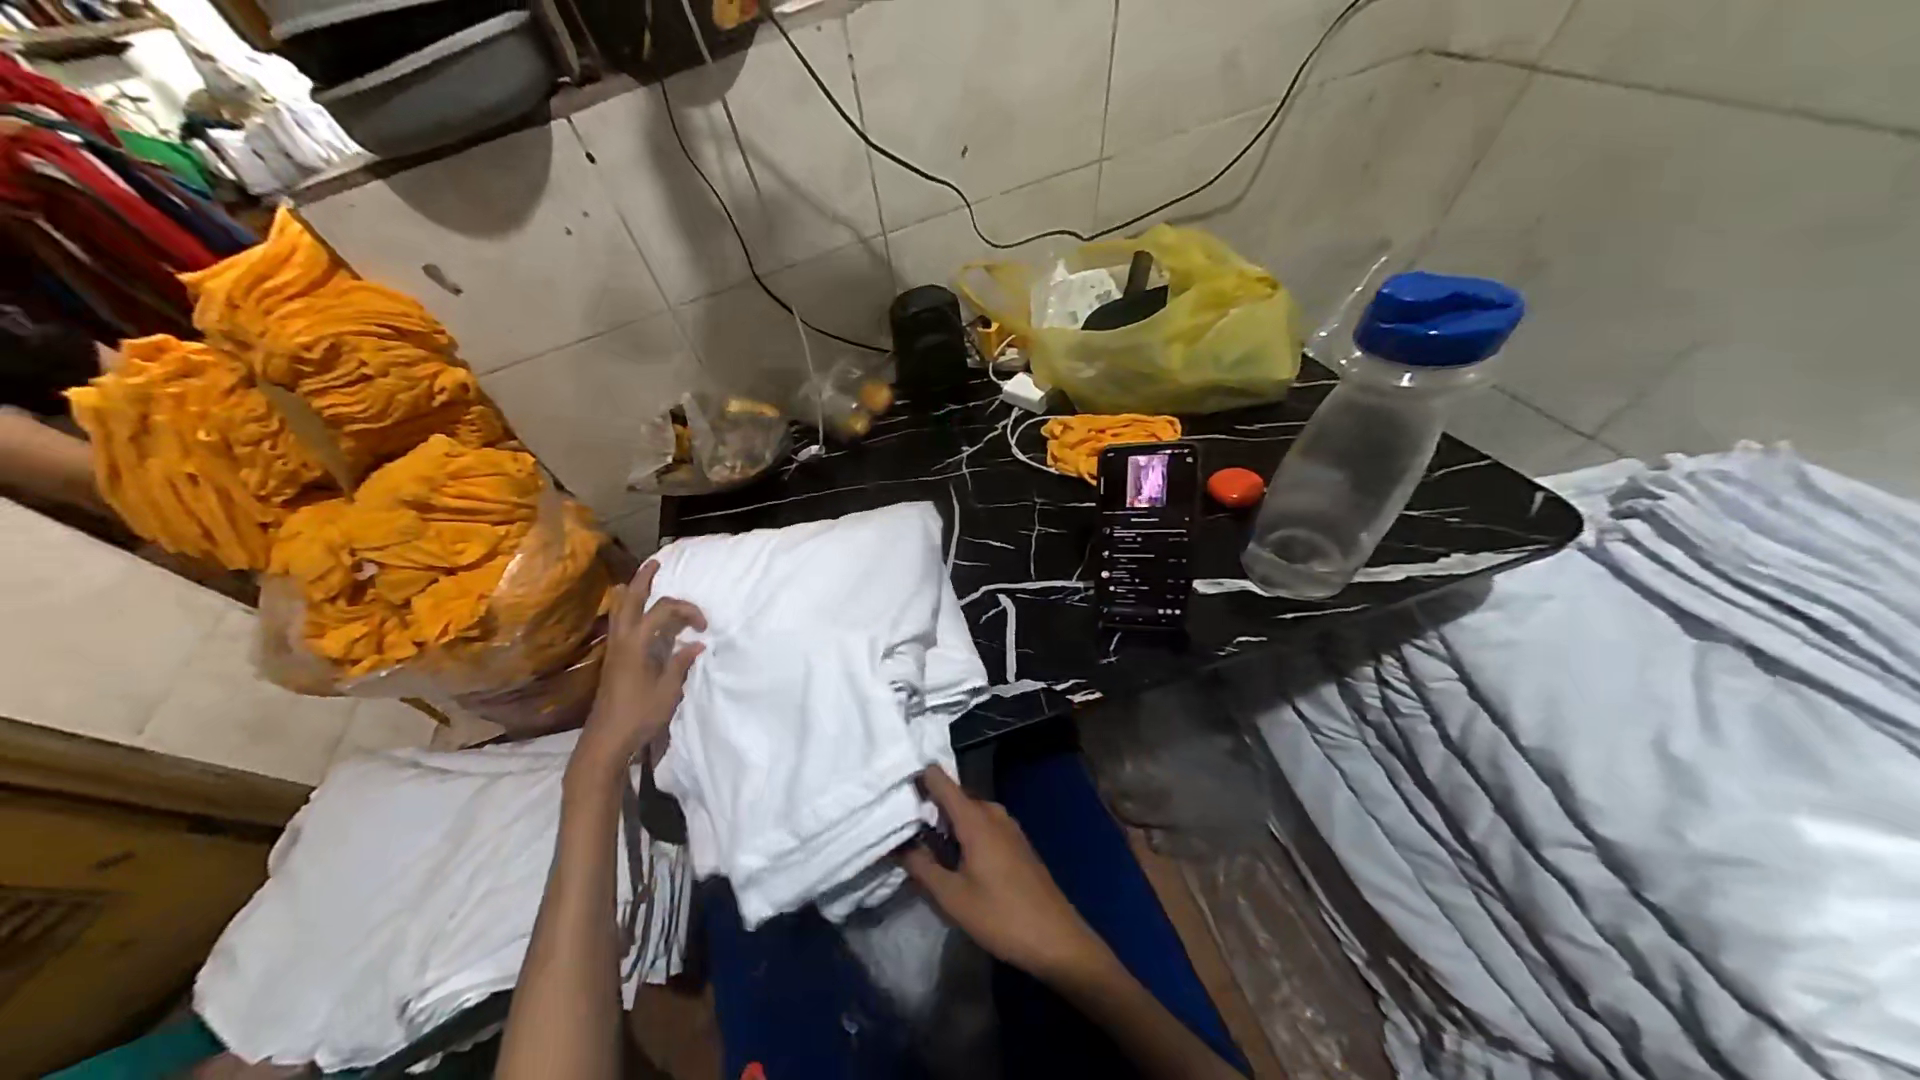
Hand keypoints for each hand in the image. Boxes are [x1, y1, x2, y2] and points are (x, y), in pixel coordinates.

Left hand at [573, 561, 704, 778]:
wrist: (606, 740)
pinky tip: (632, 612)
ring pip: (619, 611)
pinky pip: (617, 623)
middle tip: (655, 563)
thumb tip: (695, 643)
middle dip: (644, 580)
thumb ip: (680, 663)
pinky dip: (626, 609)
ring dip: (631, 592)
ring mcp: (614, 649)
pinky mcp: (613, 660)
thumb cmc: (640, 715)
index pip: (663, 610)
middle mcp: (622, 640)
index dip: (686, 609)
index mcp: (637, 644)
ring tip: (640, 579)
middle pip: (631, 600)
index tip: (703, 625)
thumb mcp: (668, 690)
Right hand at [900, 766, 1109, 980]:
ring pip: (969, 812)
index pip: (941, 780)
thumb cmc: (1001, 916)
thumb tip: (898, 845)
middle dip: (928, 805)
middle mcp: (993, 813)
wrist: (1056, 938)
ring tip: (921, 841)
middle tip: (900, 824)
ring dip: (946, 822)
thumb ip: (921, 867)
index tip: (894, 789)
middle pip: (954, 795)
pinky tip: (953, 857)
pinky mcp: (1016, 843)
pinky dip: (964, 832)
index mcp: (976, 818)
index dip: (917, 778)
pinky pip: (983, 824)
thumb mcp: (952, 897)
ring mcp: (1008, 827)